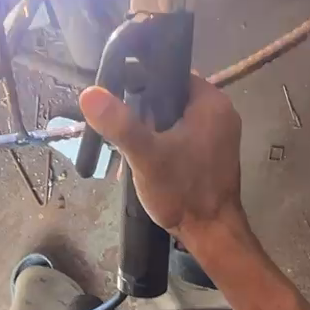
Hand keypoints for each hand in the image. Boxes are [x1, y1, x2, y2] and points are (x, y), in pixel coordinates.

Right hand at [79, 74, 245, 245]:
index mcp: (211, 102)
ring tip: (133, 153)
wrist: (211, 234)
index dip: (143, 85)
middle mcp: (220, 113)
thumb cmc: (182, 191)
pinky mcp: (212, 155)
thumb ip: (120, 124)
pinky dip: (162, 146)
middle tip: (127, 138)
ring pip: (173, 120)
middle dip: (143, 116)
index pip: (171, 75)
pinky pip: (181, 138)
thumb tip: (89, 93)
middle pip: (169, 99)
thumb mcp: (146, 156)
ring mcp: (218, 136)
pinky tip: (148, 163)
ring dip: (150, 133)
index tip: (123, 105)